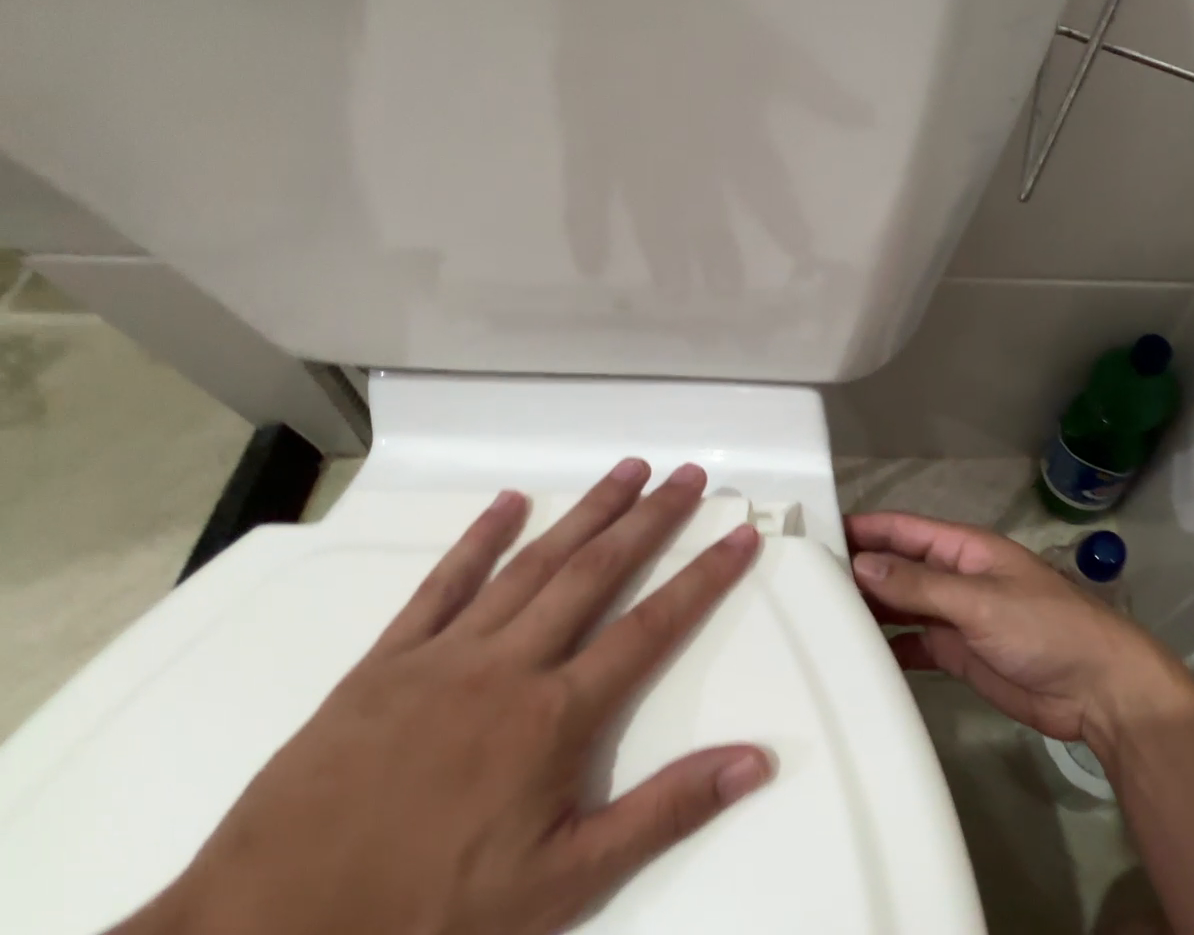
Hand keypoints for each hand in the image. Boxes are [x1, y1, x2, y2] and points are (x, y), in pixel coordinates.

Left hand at [117, 460, 771, 934]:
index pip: (651, 626)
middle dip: (650, 518)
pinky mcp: (385, 662)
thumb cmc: (433, 909)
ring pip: (531, 564)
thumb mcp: (568, 878)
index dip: (703, 577)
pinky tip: (509, 503)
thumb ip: (667, 811)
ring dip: (585, 512)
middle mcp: (509, 666)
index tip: (740, 535)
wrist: (271, 930)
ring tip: (626, 471)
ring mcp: (443, 656)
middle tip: (688, 475)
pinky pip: (441, 585)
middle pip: (595, 572)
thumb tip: (755, 762)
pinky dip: (479, 539)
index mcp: (556, 715)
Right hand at [846, 512, 1193, 747]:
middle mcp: (955, 578)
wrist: (1096, 689)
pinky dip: (888, 648)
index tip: (814, 533)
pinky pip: (913, 644)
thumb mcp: (981, 602)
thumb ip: (920, 586)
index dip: (863, 529)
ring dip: (868, 611)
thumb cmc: (1045, 629)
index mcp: (965, 550)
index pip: (904, 531)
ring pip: (901, 607)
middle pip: (897, 569)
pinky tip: (855, 657)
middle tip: (799, 584)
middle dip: (857, 571)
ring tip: (816, 620)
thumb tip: (861, 564)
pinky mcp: (957, 654)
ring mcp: (955, 617)